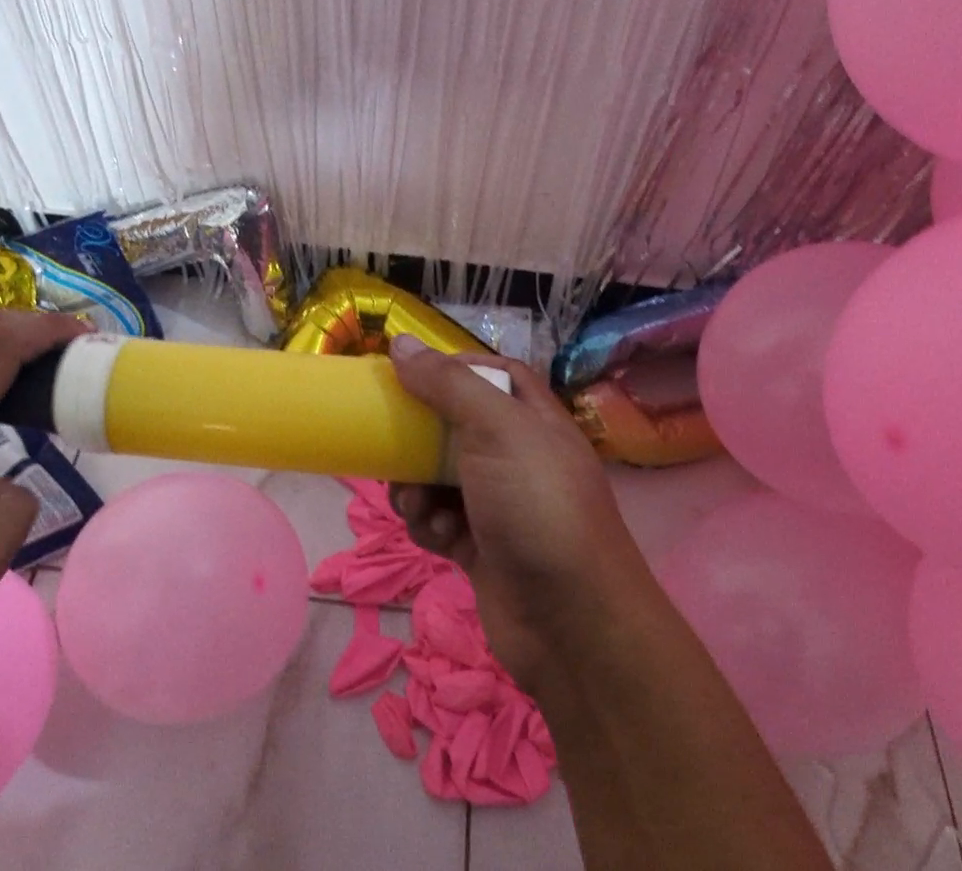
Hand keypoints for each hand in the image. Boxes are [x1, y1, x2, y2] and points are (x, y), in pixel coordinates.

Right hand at [388, 335, 650, 689]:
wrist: (571, 619)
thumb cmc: (538, 507)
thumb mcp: (497, 429)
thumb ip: (448, 385)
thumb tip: (400, 342)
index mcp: (534, 420)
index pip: (493, 376)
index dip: (452, 369)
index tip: (408, 374)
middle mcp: (518, 458)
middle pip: (454, 428)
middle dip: (418, 440)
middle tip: (390, 448)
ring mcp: (500, 506)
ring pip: (438, 479)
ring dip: (417, 489)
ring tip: (417, 506)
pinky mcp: (481, 549)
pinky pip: (439, 523)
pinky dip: (429, 527)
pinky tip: (439, 540)